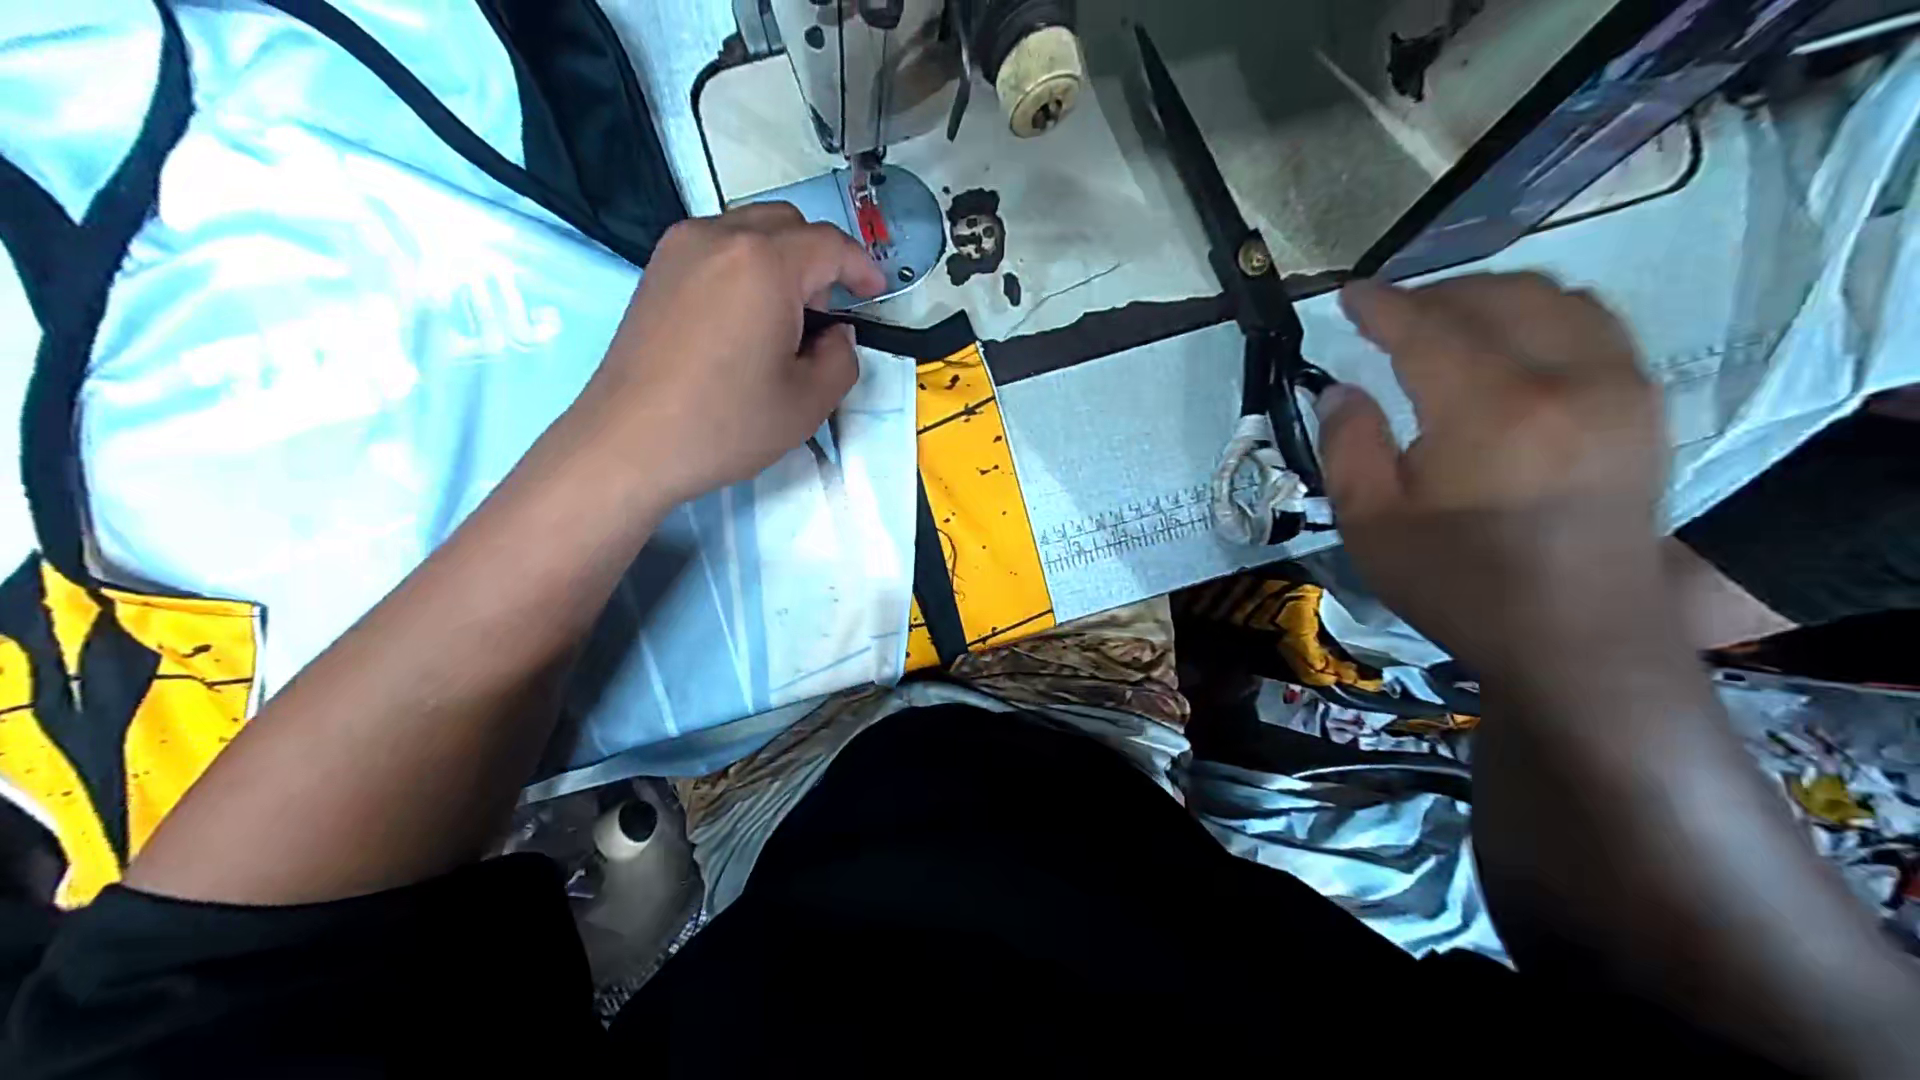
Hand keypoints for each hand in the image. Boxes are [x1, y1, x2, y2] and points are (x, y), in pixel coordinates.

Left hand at [572, 203, 886, 504]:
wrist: (629, 445)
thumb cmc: (726, 424)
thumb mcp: (809, 403)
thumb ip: (843, 357)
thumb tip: (836, 333)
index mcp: (764, 263)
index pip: (830, 244)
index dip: (863, 266)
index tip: (877, 293)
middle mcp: (719, 237)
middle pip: (789, 224)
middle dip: (820, 259)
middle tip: (827, 313)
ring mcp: (680, 249)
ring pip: (750, 230)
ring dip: (782, 260)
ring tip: (785, 318)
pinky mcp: (656, 270)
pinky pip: (717, 246)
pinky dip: (745, 266)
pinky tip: (745, 318)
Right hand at [1317, 274, 1666, 673]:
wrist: (1574, 640)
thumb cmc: (1457, 584)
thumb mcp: (1369, 524)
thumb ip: (1347, 445)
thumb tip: (1341, 390)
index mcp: (1490, 411)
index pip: (1429, 328)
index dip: (1382, 305)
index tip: (1348, 294)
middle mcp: (1568, 380)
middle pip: (1499, 297)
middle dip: (1436, 293)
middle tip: (1389, 313)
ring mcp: (1620, 389)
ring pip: (1558, 299)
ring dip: (1493, 297)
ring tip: (1447, 319)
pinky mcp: (1644, 408)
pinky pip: (1596, 326)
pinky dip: (1543, 315)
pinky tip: (1509, 344)